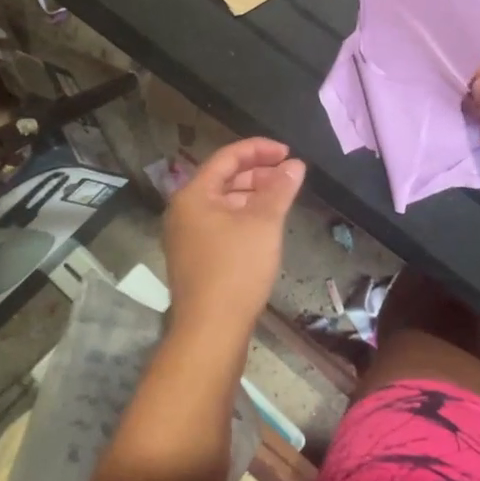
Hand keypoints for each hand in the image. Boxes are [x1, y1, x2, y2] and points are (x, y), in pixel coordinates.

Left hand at [163, 138, 305, 340]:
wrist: (211, 331)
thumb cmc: (236, 269)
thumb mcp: (264, 223)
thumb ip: (280, 188)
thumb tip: (295, 165)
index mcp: (193, 195)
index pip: (227, 158)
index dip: (259, 149)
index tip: (288, 152)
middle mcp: (184, 211)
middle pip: (223, 179)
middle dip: (258, 173)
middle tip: (289, 175)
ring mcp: (187, 237)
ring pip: (223, 203)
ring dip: (253, 196)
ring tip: (283, 199)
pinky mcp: (195, 259)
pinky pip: (221, 224)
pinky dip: (244, 217)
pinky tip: (266, 226)